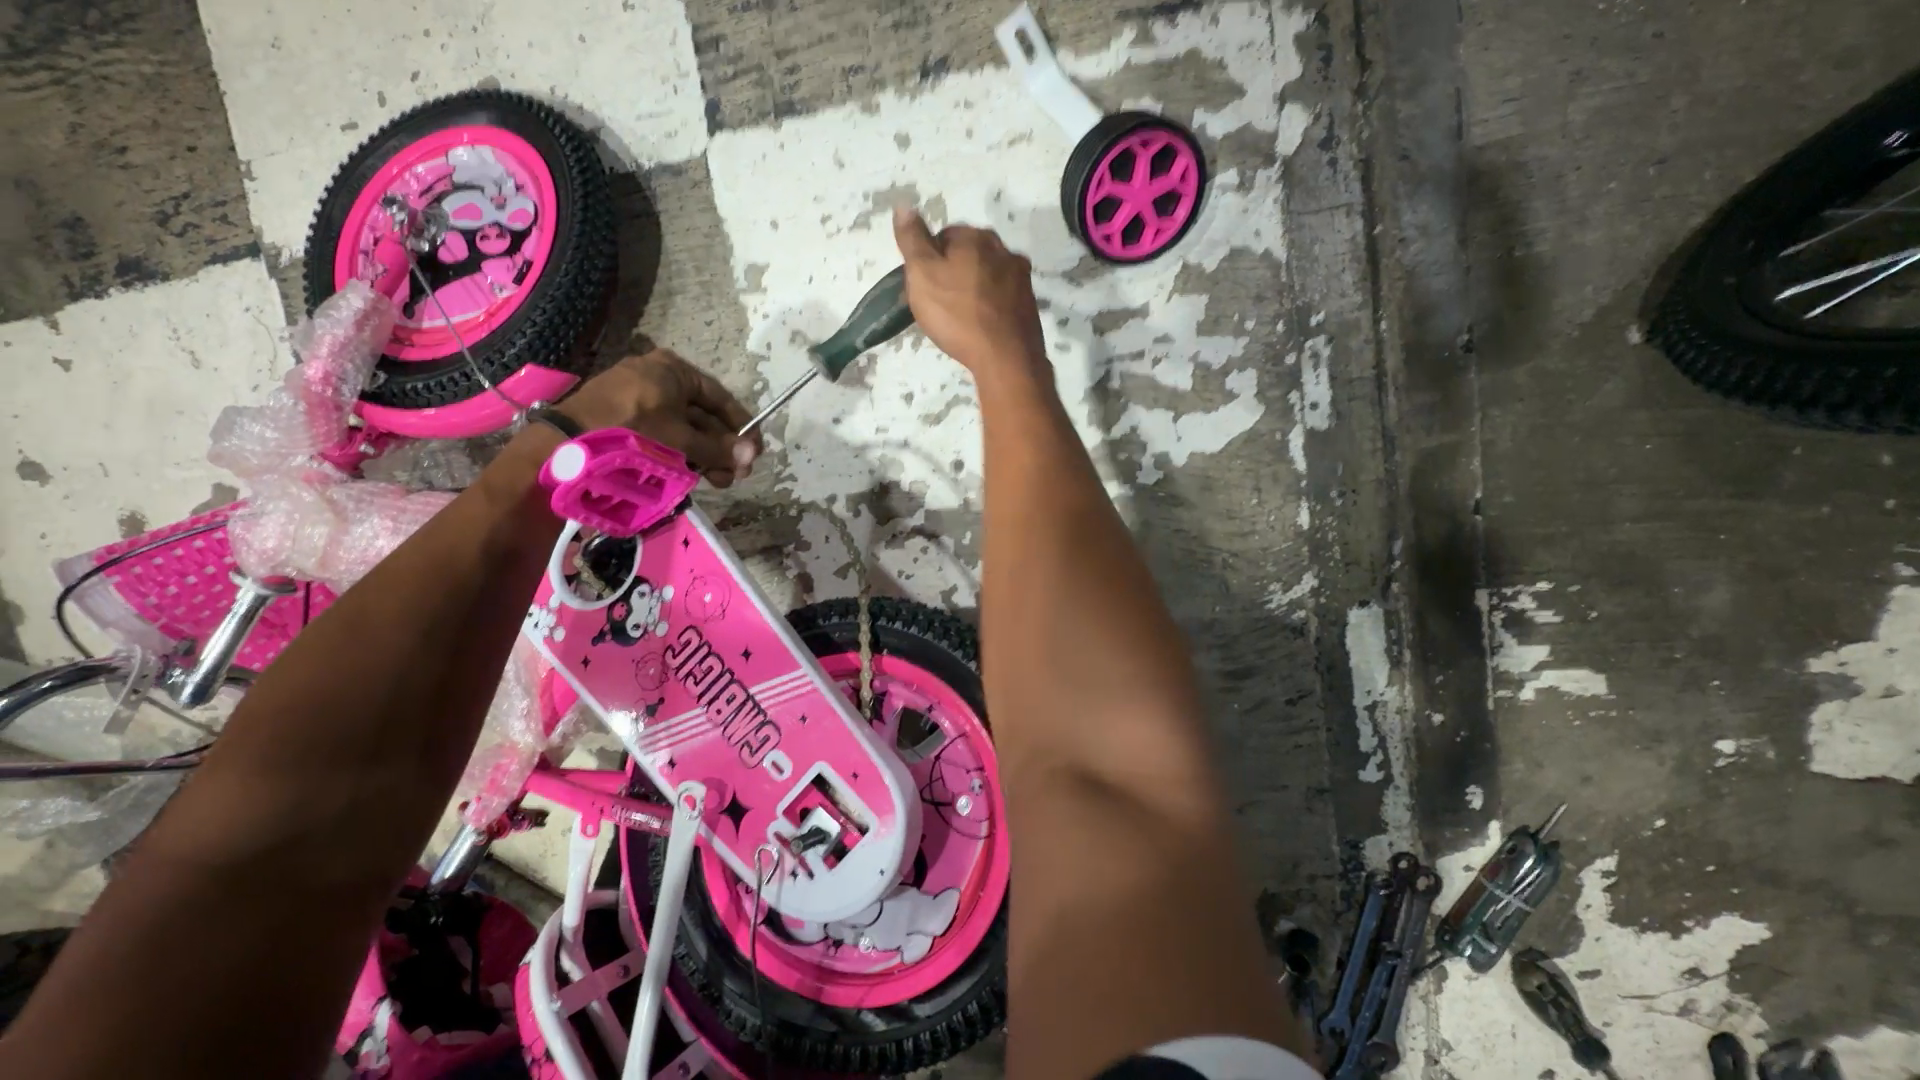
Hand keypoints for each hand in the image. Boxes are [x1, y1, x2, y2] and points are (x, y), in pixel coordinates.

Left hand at [554, 349, 760, 486]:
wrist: (568, 442)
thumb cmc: (633, 430)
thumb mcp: (682, 439)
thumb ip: (717, 448)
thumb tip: (751, 455)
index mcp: (674, 370)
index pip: (720, 398)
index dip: (741, 427)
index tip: (756, 451)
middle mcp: (657, 376)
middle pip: (701, 415)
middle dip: (721, 447)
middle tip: (735, 475)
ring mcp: (637, 396)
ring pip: (682, 428)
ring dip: (702, 455)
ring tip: (714, 482)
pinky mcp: (622, 417)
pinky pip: (661, 433)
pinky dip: (678, 453)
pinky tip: (688, 475)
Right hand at [893, 206, 1047, 379]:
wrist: (1005, 357)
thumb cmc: (957, 314)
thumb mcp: (922, 273)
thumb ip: (912, 239)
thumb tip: (904, 206)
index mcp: (976, 237)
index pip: (944, 236)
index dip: (928, 261)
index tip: (922, 287)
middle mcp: (1003, 249)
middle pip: (968, 255)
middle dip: (952, 273)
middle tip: (937, 303)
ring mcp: (1021, 277)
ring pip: (987, 275)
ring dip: (972, 289)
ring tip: (959, 318)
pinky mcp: (1030, 303)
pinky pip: (1002, 297)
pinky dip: (989, 306)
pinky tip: (980, 325)